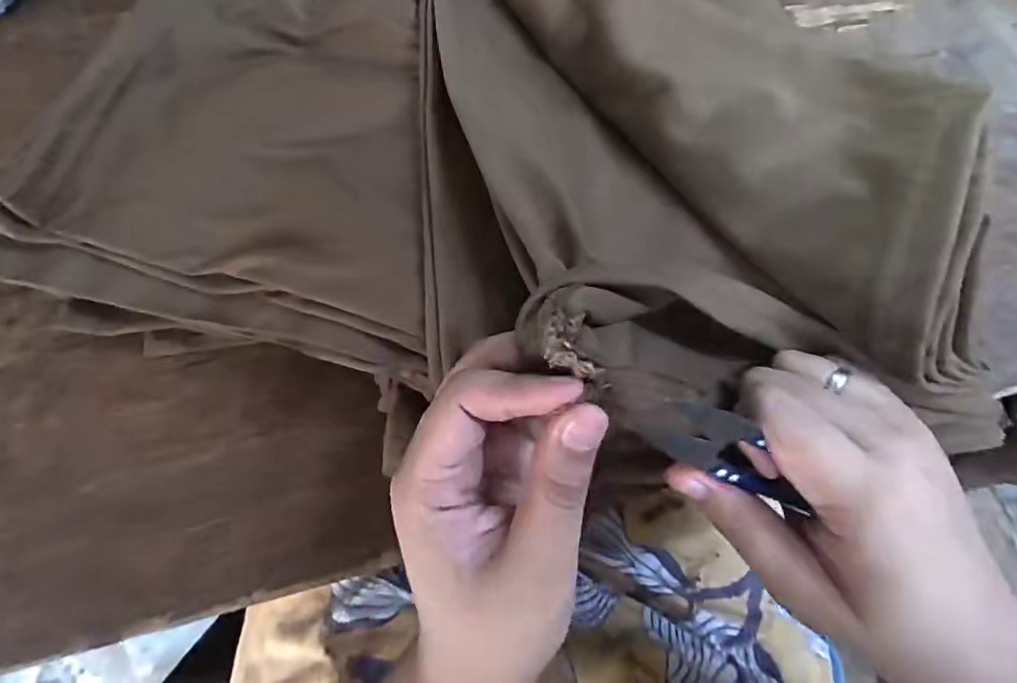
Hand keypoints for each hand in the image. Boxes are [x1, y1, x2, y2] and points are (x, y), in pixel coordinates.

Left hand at [389, 333, 608, 682]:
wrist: (480, 669)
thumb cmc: (501, 627)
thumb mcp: (539, 563)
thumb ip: (560, 483)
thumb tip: (591, 408)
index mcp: (425, 480)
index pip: (463, 400)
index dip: (518, 386)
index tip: (576, 391)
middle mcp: (433, 455)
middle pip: (468, 379)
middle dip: (522, 364)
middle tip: (579, 363)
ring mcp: (458, 456)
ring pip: (489, 386)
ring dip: (534, 377)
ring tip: (585, 377)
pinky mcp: (484, 463)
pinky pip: (510, 414)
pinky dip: (543, 402)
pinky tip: (576, 404)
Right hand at [665, 352, 1016, 682]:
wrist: (974, 634)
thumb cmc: (879, 622)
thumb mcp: (800, 588)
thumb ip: (739, 520)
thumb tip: (678, 468)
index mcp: (866, 488)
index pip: (776, 405)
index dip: (746, 427)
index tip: (757, 472)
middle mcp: (890, 436)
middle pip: (784, 374)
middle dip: (758, 410)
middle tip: (774, 468)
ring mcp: (906, 418)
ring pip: (807, 362)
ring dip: (785, 394)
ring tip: (800, 449)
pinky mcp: (911, 412)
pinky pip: (838, 369)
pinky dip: (815, 389)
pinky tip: (825, 435)